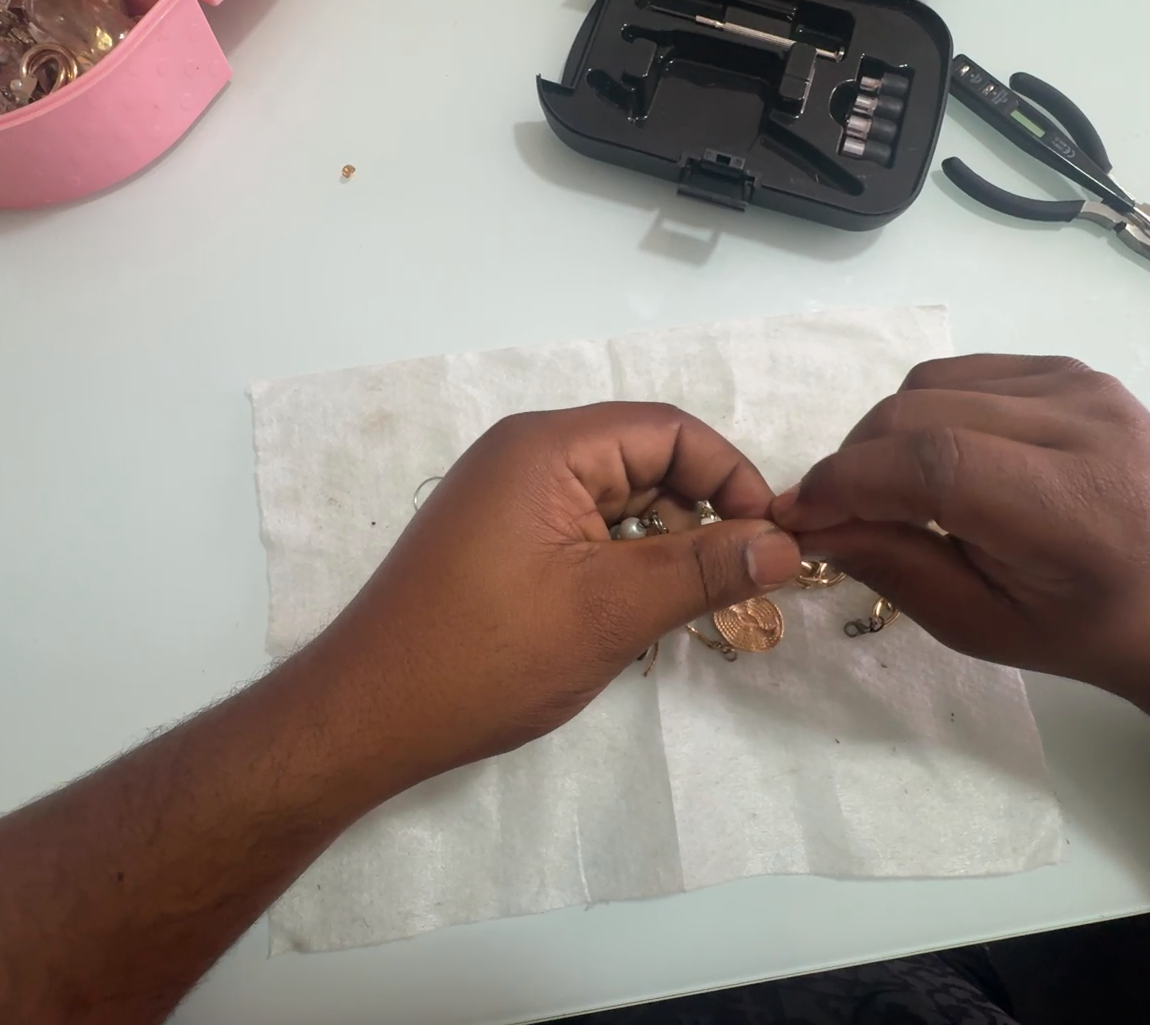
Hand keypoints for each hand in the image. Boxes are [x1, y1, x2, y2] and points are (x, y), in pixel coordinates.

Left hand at [300, 403, 800, 784]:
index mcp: (546, 446)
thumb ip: (703, 569)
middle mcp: (524, 455)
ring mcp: (507, 497)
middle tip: (737, 579)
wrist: (366, 718)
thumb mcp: (610, 611)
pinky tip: (633, 607)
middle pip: (641, 460)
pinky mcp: (499, 537)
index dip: (729, 475)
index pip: (666, 430)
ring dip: (660, 543)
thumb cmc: (487, 656)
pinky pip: (581, 529)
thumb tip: (783, 544)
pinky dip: (621, 560)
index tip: (768, 537)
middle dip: (698, 513)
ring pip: (614, 500)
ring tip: (687, 602)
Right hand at [769, 355, 1149, 689]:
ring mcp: (1083, 386)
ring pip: (925, 386)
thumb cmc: (1073, 628)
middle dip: (852, 462)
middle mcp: (1090, 427)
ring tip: (894, 487)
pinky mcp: (1068, 368)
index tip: (798, 514)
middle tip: (835, 510)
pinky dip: (917, 414)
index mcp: (1080, 512)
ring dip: (882, 437)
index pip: (938, 464)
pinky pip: (952, 374)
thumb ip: (890, 565)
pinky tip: (937, 455)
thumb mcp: (973, 625)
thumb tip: (805, 523)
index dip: (850, 482)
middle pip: (920, 415)